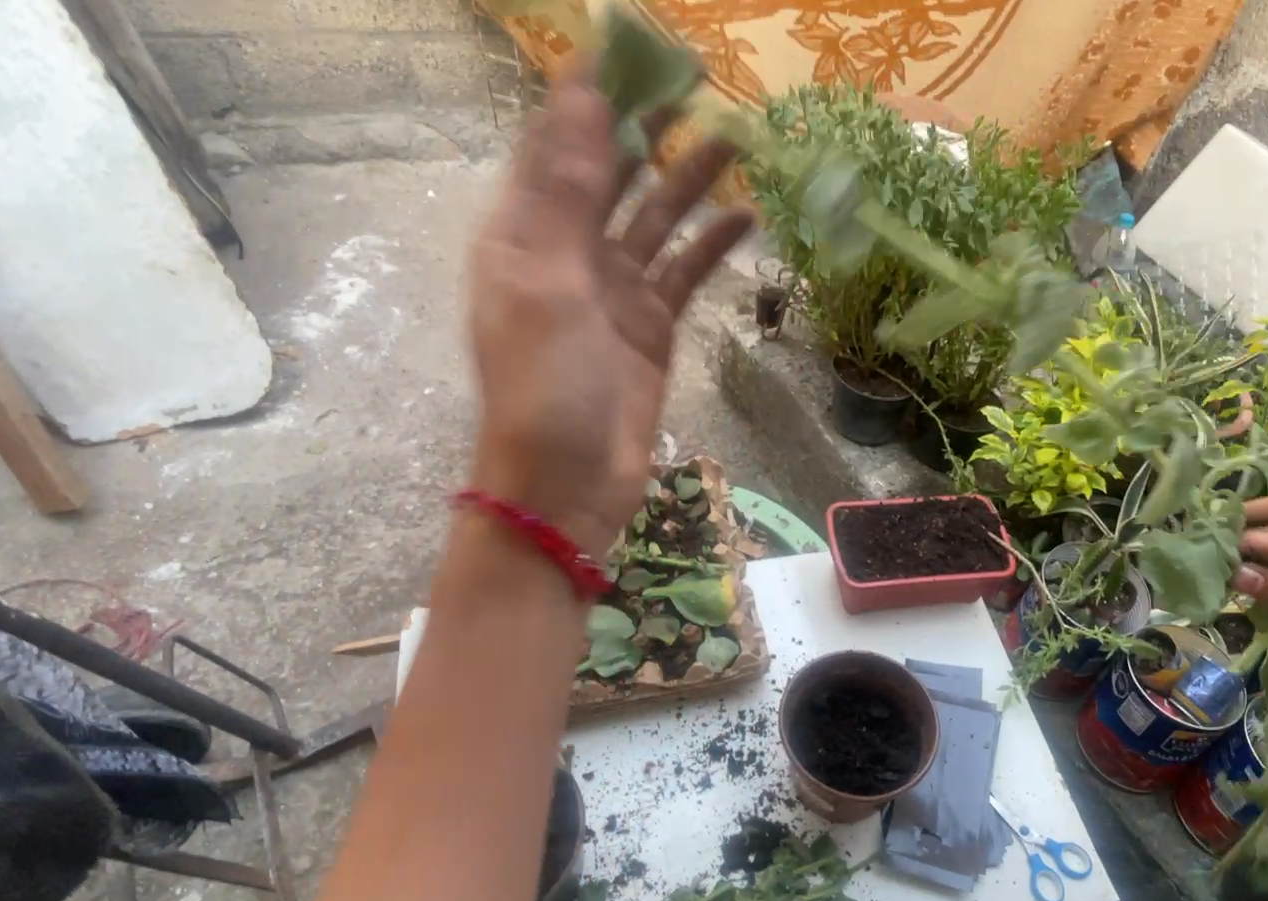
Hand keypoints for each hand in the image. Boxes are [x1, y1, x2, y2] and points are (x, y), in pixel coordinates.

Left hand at [465, 62, 751, 553]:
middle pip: (609, 174)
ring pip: (655, 220)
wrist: (567, 485)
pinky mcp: (653, 327)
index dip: (586, 96)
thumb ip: (567, 190)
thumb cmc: (544, 385)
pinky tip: (746, 219)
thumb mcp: (546, 280)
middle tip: (698, 85)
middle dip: (647, 129)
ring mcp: (614, 291)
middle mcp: (567, 252)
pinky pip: (685, 272)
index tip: (632, 48)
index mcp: (522, 233)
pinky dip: (711, 246)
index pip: (553, 144)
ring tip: (736, 141)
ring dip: (690, 183)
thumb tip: (580, 95)